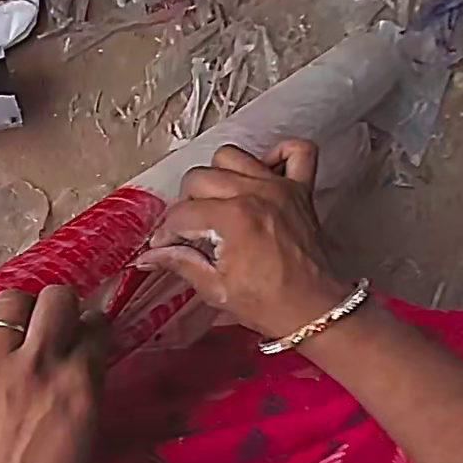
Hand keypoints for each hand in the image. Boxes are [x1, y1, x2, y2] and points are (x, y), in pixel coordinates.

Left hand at [0, 286, 105, 462]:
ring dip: (20, 314)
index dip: (94, 327)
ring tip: (17, 333)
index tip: (88, 333)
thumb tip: (86, 351)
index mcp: (78, 380)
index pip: (95, 327)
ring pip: (9, 303)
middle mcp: (38, 362)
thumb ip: (88, 382)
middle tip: (55, 322)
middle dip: (61, 304)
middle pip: (55, 298)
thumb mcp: (87, 428)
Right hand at [134, 140, 353, 338]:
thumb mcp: (215, 289)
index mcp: (232, 219)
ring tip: (218, 203)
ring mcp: (279, 187)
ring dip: (218, 177)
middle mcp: (254, 194)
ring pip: (232, 156)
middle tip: (190, 230)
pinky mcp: (301, 189)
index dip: (166, 233)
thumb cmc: (267, 304)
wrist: (314, 311)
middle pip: (199, 178)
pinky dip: (277, 155)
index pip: (181, 214)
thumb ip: (180, 263)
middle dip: (186, 205)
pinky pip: (295, 151)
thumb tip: (148, 256)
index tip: (164, 247)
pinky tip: (261, 175)